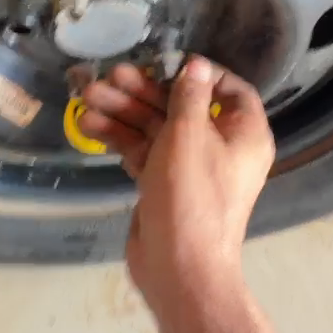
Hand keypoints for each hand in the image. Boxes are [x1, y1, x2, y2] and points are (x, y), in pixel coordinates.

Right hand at [78, 55, 275, 311]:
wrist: (179, 270)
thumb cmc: (192, 195)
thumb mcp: (189, 134)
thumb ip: (189, 95)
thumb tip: (196, 64)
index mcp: (244, 133)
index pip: (229, 89)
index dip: (199, 73)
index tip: (166, 63)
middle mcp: (221, 147)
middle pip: (181, 105)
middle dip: (143, 91)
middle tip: (110, 76)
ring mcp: (190, 167)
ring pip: (157, 127)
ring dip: (123, 111)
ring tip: (87, 97)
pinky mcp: (165, 184)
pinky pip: (144, 150)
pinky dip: (120, 138)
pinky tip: (89, 124)